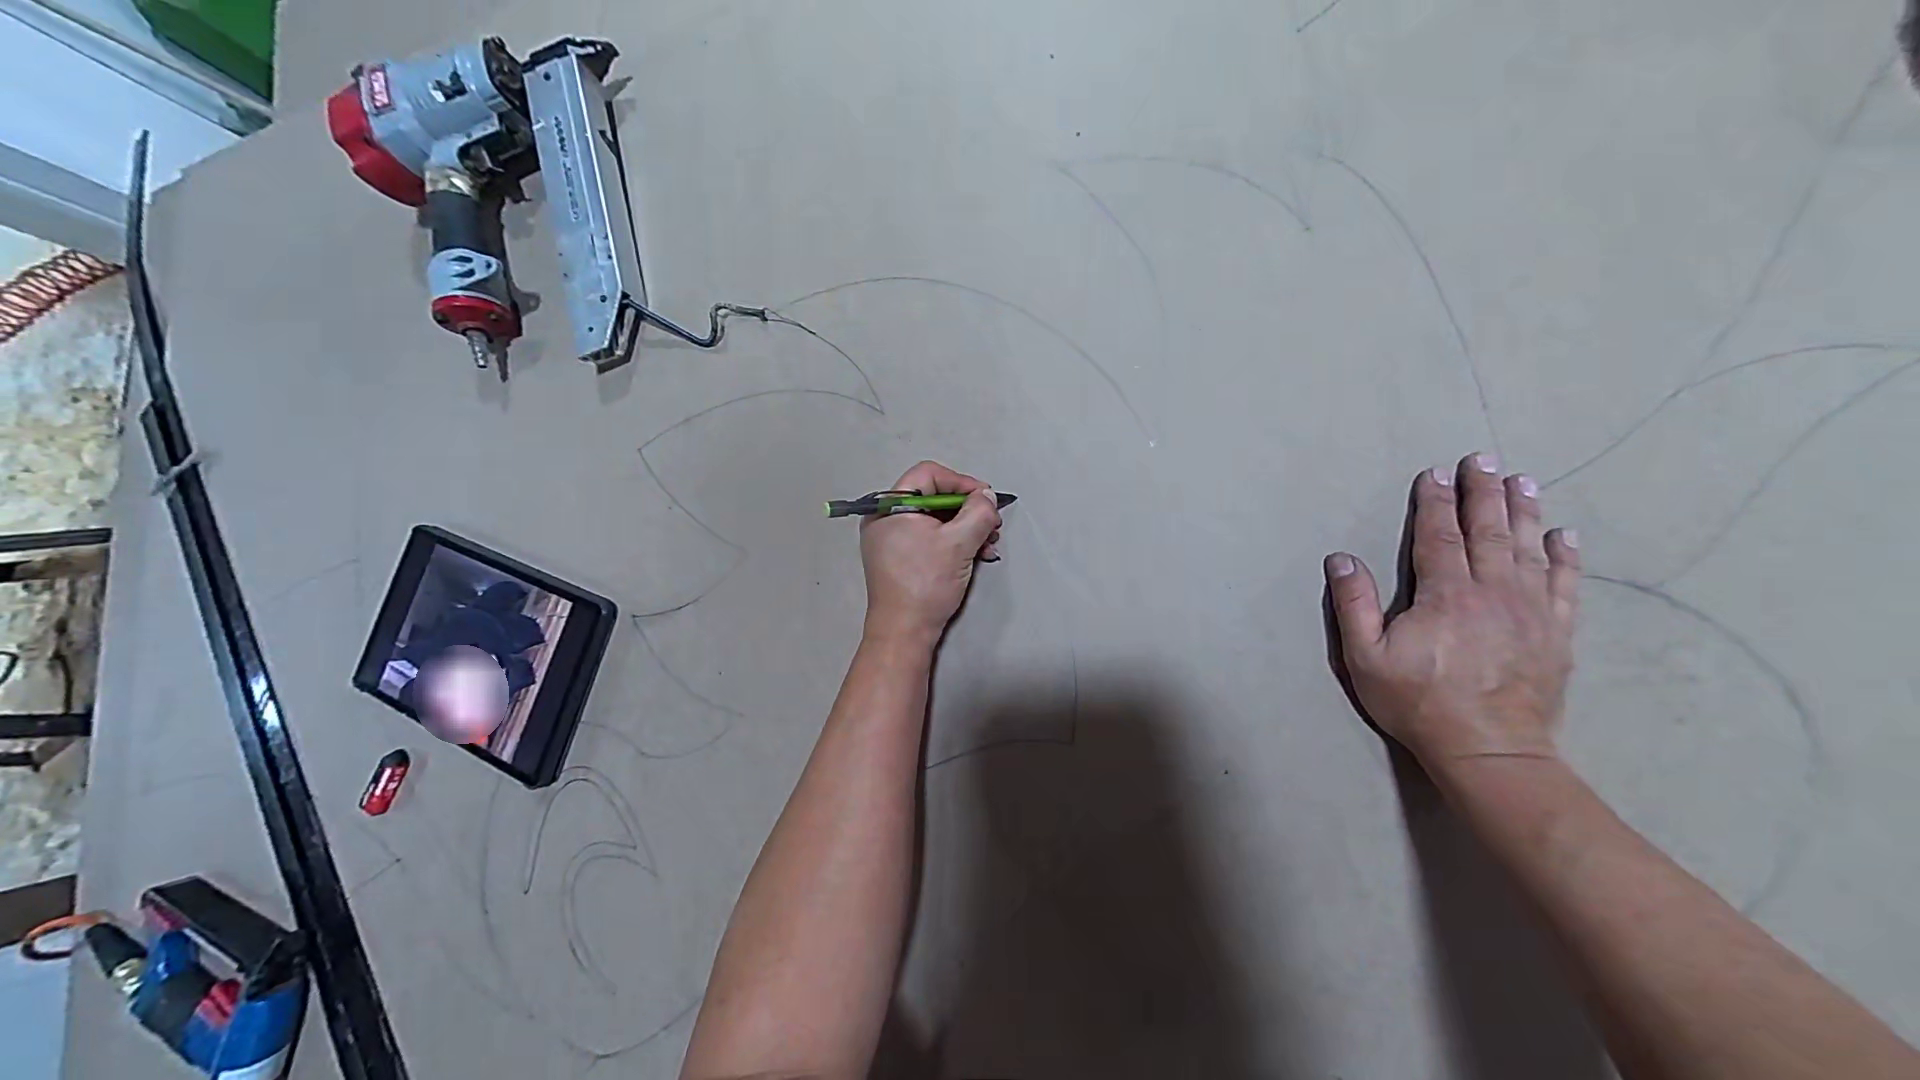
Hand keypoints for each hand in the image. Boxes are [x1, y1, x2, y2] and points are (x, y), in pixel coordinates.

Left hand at [860, 461, 1002, 645]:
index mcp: (890, 507)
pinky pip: (930, 537)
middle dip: (968, 509)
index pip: (929, 474)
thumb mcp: (958, 543)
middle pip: (934, 496)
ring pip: (936, 519)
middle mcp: (886, 518)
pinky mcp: (901, 558)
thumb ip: (978, 513)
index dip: (961, 482)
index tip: (984, 498)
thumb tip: (986, 497)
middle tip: (991, 523)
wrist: (904, 631)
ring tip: (988, 543)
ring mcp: (892, 539)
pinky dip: (954, 541)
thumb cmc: (923, 586)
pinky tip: (976, 554)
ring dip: (966, 527)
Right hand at [1324, 453, 1579, 774]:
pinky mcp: (1556, 633)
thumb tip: (1341, 559)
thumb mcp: (1365, 658)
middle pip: (1487, 530)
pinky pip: (1566, 584)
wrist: (1490, 751)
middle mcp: (1492, 591)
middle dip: (1482, 491)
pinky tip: (1564, 535)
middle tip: (1483, 459)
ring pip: (1529, 548)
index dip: (1435, 502)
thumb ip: (1353, 605)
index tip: (1435, 473)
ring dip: (1523, 510)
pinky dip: (1566, 556)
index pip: (1438, 536)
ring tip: (1522, 480)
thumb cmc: (1418, 703)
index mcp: (1445, 594)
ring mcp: (1531, 611)